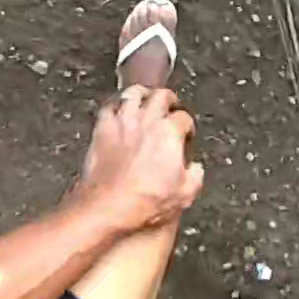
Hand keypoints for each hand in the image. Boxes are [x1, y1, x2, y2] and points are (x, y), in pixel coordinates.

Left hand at [71, 86, 203, 234]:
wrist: (109, 205)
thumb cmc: (146, 201)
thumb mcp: (184, 195)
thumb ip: (195, 176)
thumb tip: (195, 168)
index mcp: (169, 132)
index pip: (184, 118)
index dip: (187, 125)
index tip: (186, 133)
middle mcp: (147, 119)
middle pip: (161, 95)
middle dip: (169, 98)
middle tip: (171, 105)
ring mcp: (123, 120)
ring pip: (133, 93)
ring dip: (142, 94)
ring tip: (145, 99)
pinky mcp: (103, 127)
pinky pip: (109, 106)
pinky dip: (116, 106)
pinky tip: (118, 112)